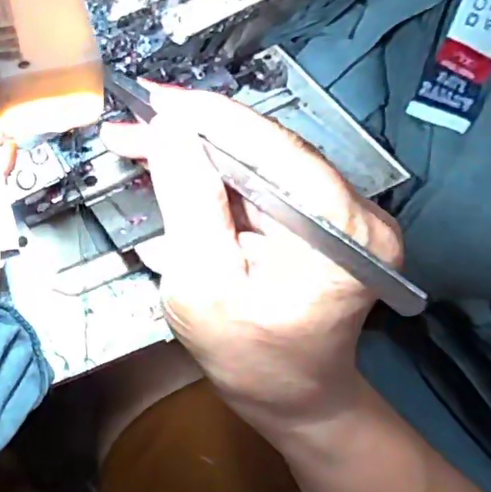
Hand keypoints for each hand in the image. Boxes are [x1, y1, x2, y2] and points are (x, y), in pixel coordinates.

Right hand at [100, 86, 404, 436]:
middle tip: (133, 125)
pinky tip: (172, 163)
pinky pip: (259, 178)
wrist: (289, 392)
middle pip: (264, 149)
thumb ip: (189, 204)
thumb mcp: (203, 284)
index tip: (155, 99)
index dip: (208, 117)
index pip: (273, 150)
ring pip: (256, 159)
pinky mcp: (321, 215)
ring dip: (195, 149)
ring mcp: (343, 212)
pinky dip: (211, 170)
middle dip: (191, 134)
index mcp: (341, 235)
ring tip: (140, 141)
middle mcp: (357, 213)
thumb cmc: (248, 355)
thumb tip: (171, 133)